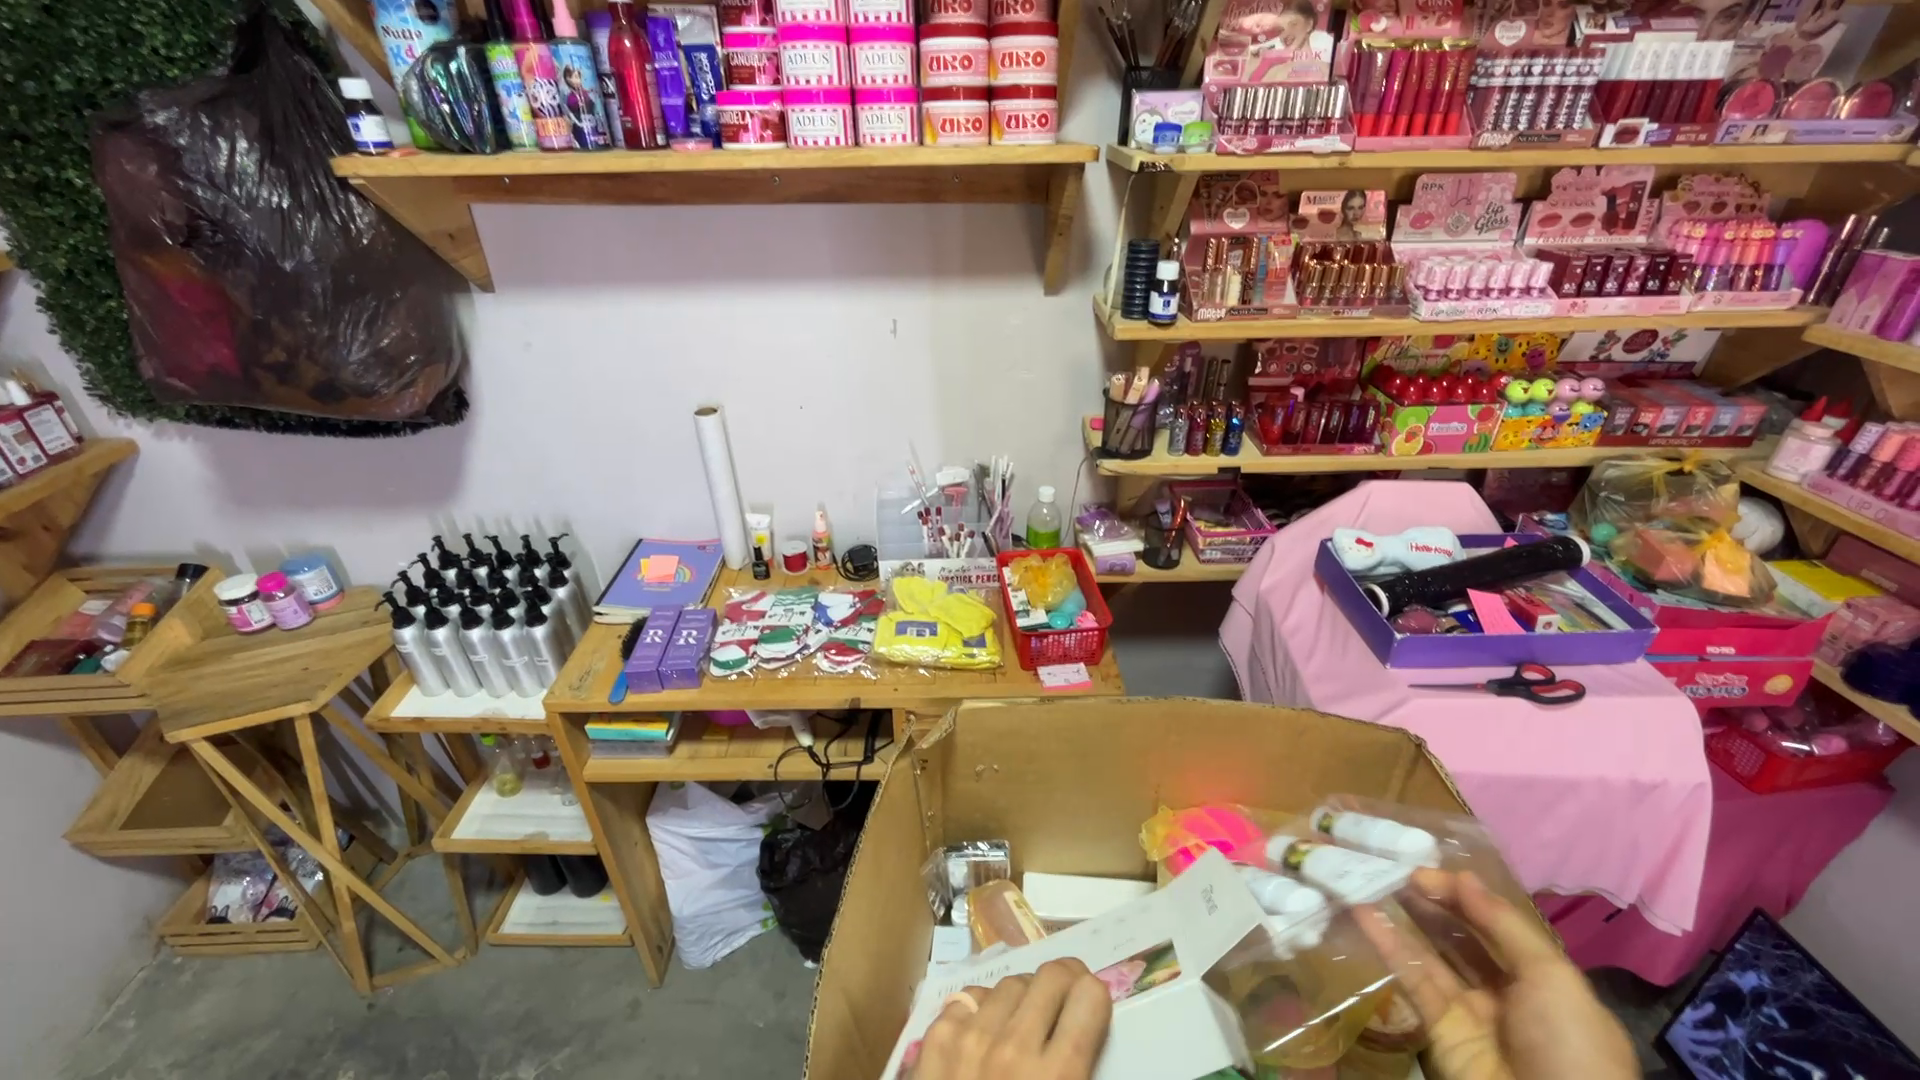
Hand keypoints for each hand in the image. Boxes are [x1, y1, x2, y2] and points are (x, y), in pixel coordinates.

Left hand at [910, 958, 1113, 1079]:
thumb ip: (1079, 1074)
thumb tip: (1087, 1040)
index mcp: (1059, 1078)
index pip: (1089, 996)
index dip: (1094, 999)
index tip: (1091, 1008)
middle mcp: (1015, 1047)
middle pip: (1052, 975)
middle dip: (1065, 984)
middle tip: (1064, 1002)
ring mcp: (971, 1038)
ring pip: (1011, 983)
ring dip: (1023, 999)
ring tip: (1022, 1025)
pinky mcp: (936, 1039)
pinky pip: (971, 997)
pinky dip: (983, 1010)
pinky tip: (985, 1035)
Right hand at [1360, 871, 1639, 1079]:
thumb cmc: (1569, 1043)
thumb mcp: (1552, 978)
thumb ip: (1503, 925)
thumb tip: (1462, 876)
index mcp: (1545, 980)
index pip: (1498, 926)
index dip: (1465, 896)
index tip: (1430, 870)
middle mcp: (1506, 992)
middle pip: (1462, 937)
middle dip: (1433, 903)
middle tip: (1397, 871)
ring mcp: (1470, 1011)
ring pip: (1431, 955)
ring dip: (1404, 918)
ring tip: (1373, 881)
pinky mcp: (1437, 1028)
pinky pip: (1412, 980)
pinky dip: (1387, 945)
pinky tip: (1364, 914)